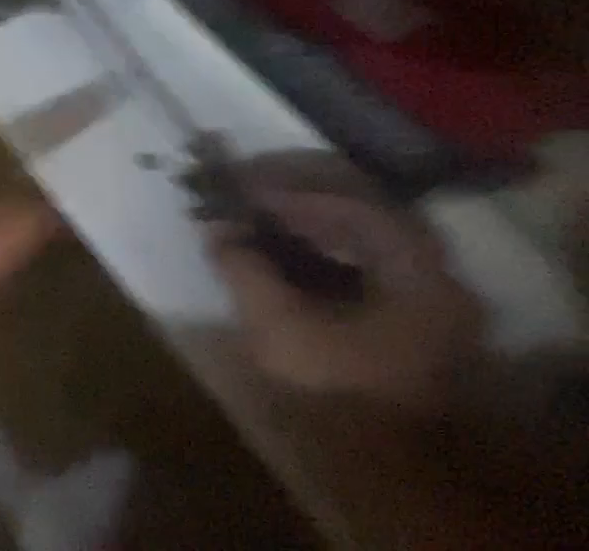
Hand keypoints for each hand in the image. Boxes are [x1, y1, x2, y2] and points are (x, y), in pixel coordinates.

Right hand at [208, 177, 484, 411]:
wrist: (382, 464)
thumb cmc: (333, 387)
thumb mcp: (275, 321)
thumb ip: (242, 265)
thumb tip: (215, 227)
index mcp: (419, 274)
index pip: (356, 206)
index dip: (293, 190)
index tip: (241, 187)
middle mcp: (434, 279)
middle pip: (363, 215)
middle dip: (298, 199)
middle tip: (243, 190)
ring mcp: (425, 302)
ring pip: (361, 239)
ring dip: (304, 222)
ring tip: (250, 215)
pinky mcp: (405, 321)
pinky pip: (359, 264)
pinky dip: (315, 249)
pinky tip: (273, 248)